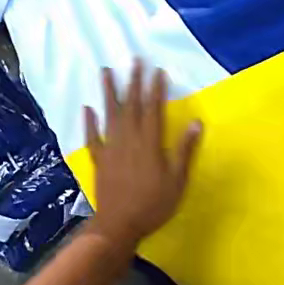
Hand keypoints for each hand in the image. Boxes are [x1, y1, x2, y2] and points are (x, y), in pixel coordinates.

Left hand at [82, 63, 201, 246]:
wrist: (119, 224)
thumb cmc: (153, 205)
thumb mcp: (177, 181)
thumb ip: (184, 151)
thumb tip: (196, 124)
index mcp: (150, 143)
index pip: (154, 109)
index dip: (156, 89)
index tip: (157, 70)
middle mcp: (129, 139)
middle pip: (131, 105)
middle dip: (134, 81)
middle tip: (135, 60)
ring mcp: (111, 148)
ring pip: (109, 114)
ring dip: (108, 92)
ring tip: (106, 71)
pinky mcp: (99, 159)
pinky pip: (92, 136)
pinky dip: (89, 122)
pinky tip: (87, 108)